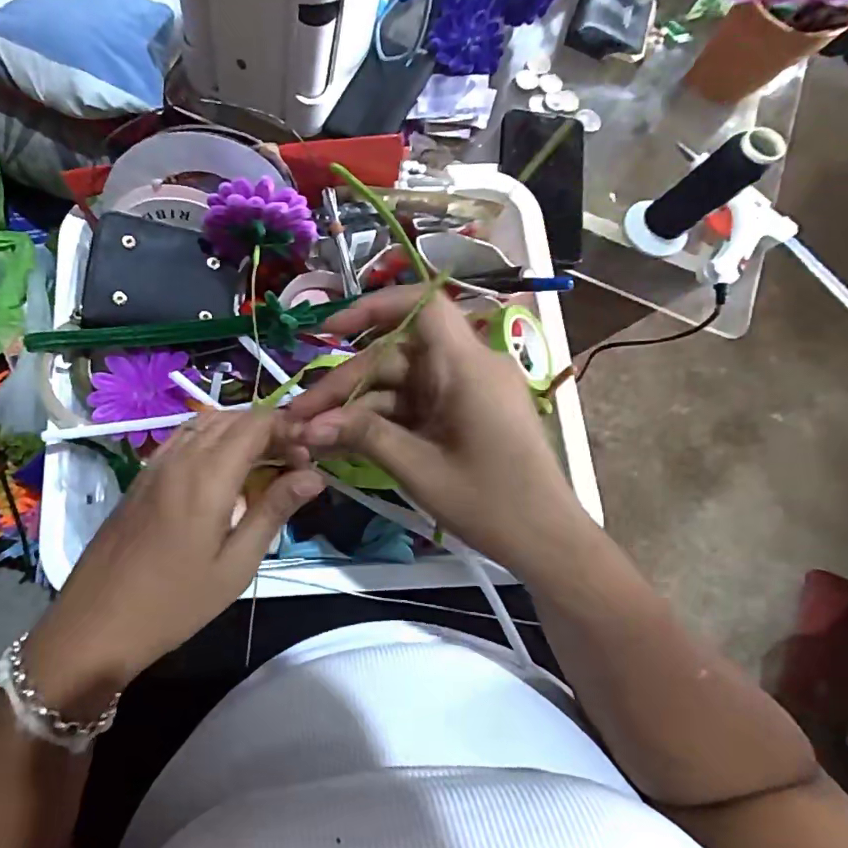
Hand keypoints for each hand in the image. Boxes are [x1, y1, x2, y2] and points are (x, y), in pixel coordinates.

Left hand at [22, 410, 321, 710]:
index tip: (310, 453)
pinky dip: (212, 440)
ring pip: (206, 424)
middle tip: (293, 463)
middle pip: (232, 419)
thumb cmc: (175, 603)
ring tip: (265, 464)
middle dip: (268, 429)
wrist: (95, 625)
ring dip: (240, 432)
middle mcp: (181, 458)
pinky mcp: (142, 478)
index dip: (288, 427)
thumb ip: (274, 511)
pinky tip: (224, 471)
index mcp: (207, 475)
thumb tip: (314, 476)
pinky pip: (184, 439)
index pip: (256, 423)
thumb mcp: (236, 564)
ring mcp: (156, 465)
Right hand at [286, 286, 598, 572]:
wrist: (548, 540)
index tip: (329, 331)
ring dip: (358, 408)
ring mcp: (466, 392)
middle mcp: (467, 368)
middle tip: (299, 418)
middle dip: (345, 385)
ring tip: (313, 436)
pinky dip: (384, 421)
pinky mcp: (464, 414)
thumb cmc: (491, 502)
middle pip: (395, 357)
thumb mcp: (420, 469)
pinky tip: (345, 442)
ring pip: (400, 385)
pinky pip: (416, 405)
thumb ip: (365, 437)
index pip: (422, 307)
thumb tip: (308, 426)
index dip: (372, 308)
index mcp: (466, 366)